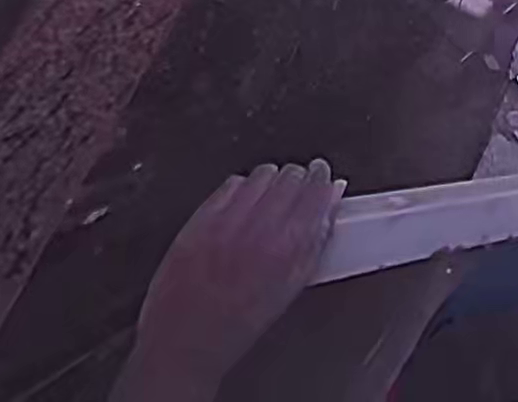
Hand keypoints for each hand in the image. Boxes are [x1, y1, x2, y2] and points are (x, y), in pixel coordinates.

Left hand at [116, 160, 346, 398]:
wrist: (184, 344)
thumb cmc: (240, 323)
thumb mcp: (292, 286)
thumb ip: (318, 238)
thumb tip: (332, 199)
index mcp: (286, 248)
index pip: (316, 189)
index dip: (322, 177)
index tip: (322, 175)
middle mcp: (259, 230)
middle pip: (291, 175)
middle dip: (299, 179)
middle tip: (297, 191)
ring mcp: (227, 221)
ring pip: (263, 173)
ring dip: (271, 182)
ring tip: (269, 199)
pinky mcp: (201, 218)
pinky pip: (233, 183)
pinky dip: (242, 189)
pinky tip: (242, 206)